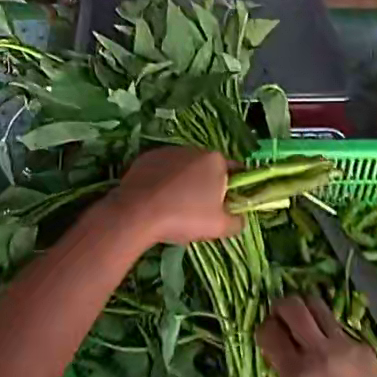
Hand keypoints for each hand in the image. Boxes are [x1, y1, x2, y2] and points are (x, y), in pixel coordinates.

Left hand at [105, 147, 241, 245]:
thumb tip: (240, 220)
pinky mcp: (145, 158)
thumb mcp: (219, 227)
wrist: (135, 215)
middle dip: (206, 185)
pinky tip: (156, 200)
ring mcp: (168, 151)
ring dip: (183, 182)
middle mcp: (194, 149)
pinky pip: (162, 170)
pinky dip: (163, 181)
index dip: (232, 188)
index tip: (226, 204)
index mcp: (215, 160)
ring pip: (183, 168)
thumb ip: (237, 222)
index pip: (234, 171)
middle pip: (207, 168)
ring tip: (174, 207)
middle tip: (200, 210)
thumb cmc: (183, 217)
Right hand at [258, 295, 376, 376]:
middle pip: (293, 306)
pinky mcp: (362, 345)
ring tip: (305, 320)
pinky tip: (334, 351)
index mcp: (296, 376)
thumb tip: (282, 355)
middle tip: (281, 315)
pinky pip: (339, 328)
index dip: (264, 329)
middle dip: (282, 306)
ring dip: (306, 308)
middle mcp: (318, 352)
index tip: (267, 333)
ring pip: (318, 306)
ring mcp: (343, 345)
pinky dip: (330, 332)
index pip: (270, 333)